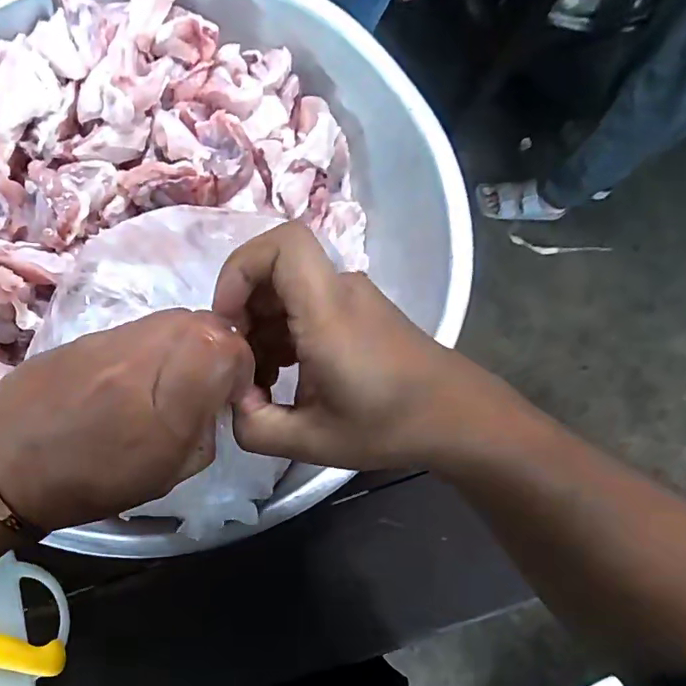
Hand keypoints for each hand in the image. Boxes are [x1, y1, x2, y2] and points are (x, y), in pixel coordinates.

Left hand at [0, 309, 253, 529]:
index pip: (229, 349)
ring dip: (188, 344)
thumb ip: (203, 433)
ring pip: (175, 319)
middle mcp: (143, 356)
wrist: (4, 465)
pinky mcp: (88, 333)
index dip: (241, 367)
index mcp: (167, 402)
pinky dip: (155, 345)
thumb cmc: (90, 485)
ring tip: (171, 379)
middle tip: (206, 383)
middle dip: (220, 349)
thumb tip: (215, 400)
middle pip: (207, 324)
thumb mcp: (165, 476)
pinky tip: (135, 376)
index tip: (229, 394)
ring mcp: (113, 338)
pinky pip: (141, 328)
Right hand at [212, 222, 513, 469]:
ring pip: (287, 291)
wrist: (457, 418)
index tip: (229, 320)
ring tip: (258, 383)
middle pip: (275, 268)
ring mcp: (352, 298)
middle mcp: (340, 290)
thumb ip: (253, 427)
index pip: (281, 243)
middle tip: (236, 362)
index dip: (240, 269)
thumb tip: (234, 399)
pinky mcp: (358, 313)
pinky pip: (307, 306)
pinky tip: (282, 379)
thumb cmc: (388, 426)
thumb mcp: (310, 441)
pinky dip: (284, 334)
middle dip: (243, 310)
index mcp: (327, 311)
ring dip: (262, 329)